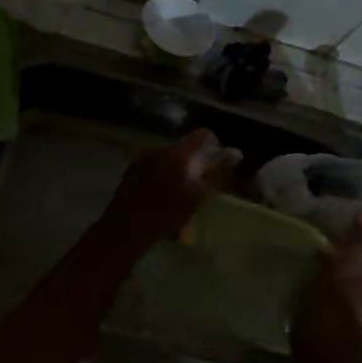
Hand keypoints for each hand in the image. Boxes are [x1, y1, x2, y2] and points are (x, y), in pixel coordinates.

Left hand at [99, 129, 241, 245]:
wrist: (126, 227)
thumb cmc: (167, 212)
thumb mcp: (198, 194)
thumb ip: (216, 171)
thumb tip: (235, 154)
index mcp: (178, 152)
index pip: (204, 135)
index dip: (216, 147)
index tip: (220, 166)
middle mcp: (159, 149)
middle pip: (186, 147)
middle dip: (198, 161)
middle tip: (204, 184)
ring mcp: (143, 159)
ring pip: (170, 157)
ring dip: (181, 169)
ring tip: (183, 193)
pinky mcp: (132, 171)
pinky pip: (156, 166)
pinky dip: (165, 175)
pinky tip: (164, 196)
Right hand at [293, 213, 361, 362]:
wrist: (322, 361)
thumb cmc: (332, 313)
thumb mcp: (343, 271)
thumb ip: (357, 243)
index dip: (346, 245)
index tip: (323, 241)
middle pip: (357, 270)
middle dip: (339, 263)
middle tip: (312, 254)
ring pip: (346, 286)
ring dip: (330, 279)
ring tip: (306, 272)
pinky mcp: (344, 328)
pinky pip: (336, 302)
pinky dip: (325, 296)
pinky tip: (308, 294)